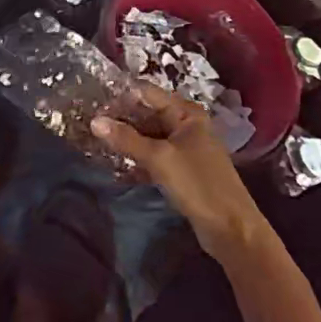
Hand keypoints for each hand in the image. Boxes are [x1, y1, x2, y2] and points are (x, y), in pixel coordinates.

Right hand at [92, 85, 267, 259]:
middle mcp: (186, 124)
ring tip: (96, 143)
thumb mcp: (160, 159)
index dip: (121, 96)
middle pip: (148, 115)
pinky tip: (115, 167)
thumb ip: (127, 140)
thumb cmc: (198, 184)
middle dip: (121, 120)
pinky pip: (154, 158)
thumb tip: (95, 121)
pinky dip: (137, 160)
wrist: (231, 228)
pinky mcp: (182, 170)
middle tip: (89, 124)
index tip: (93, 102)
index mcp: (186, 112)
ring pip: (149, 138)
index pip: (147, 93)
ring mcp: (184, 148)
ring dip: (127, 141)